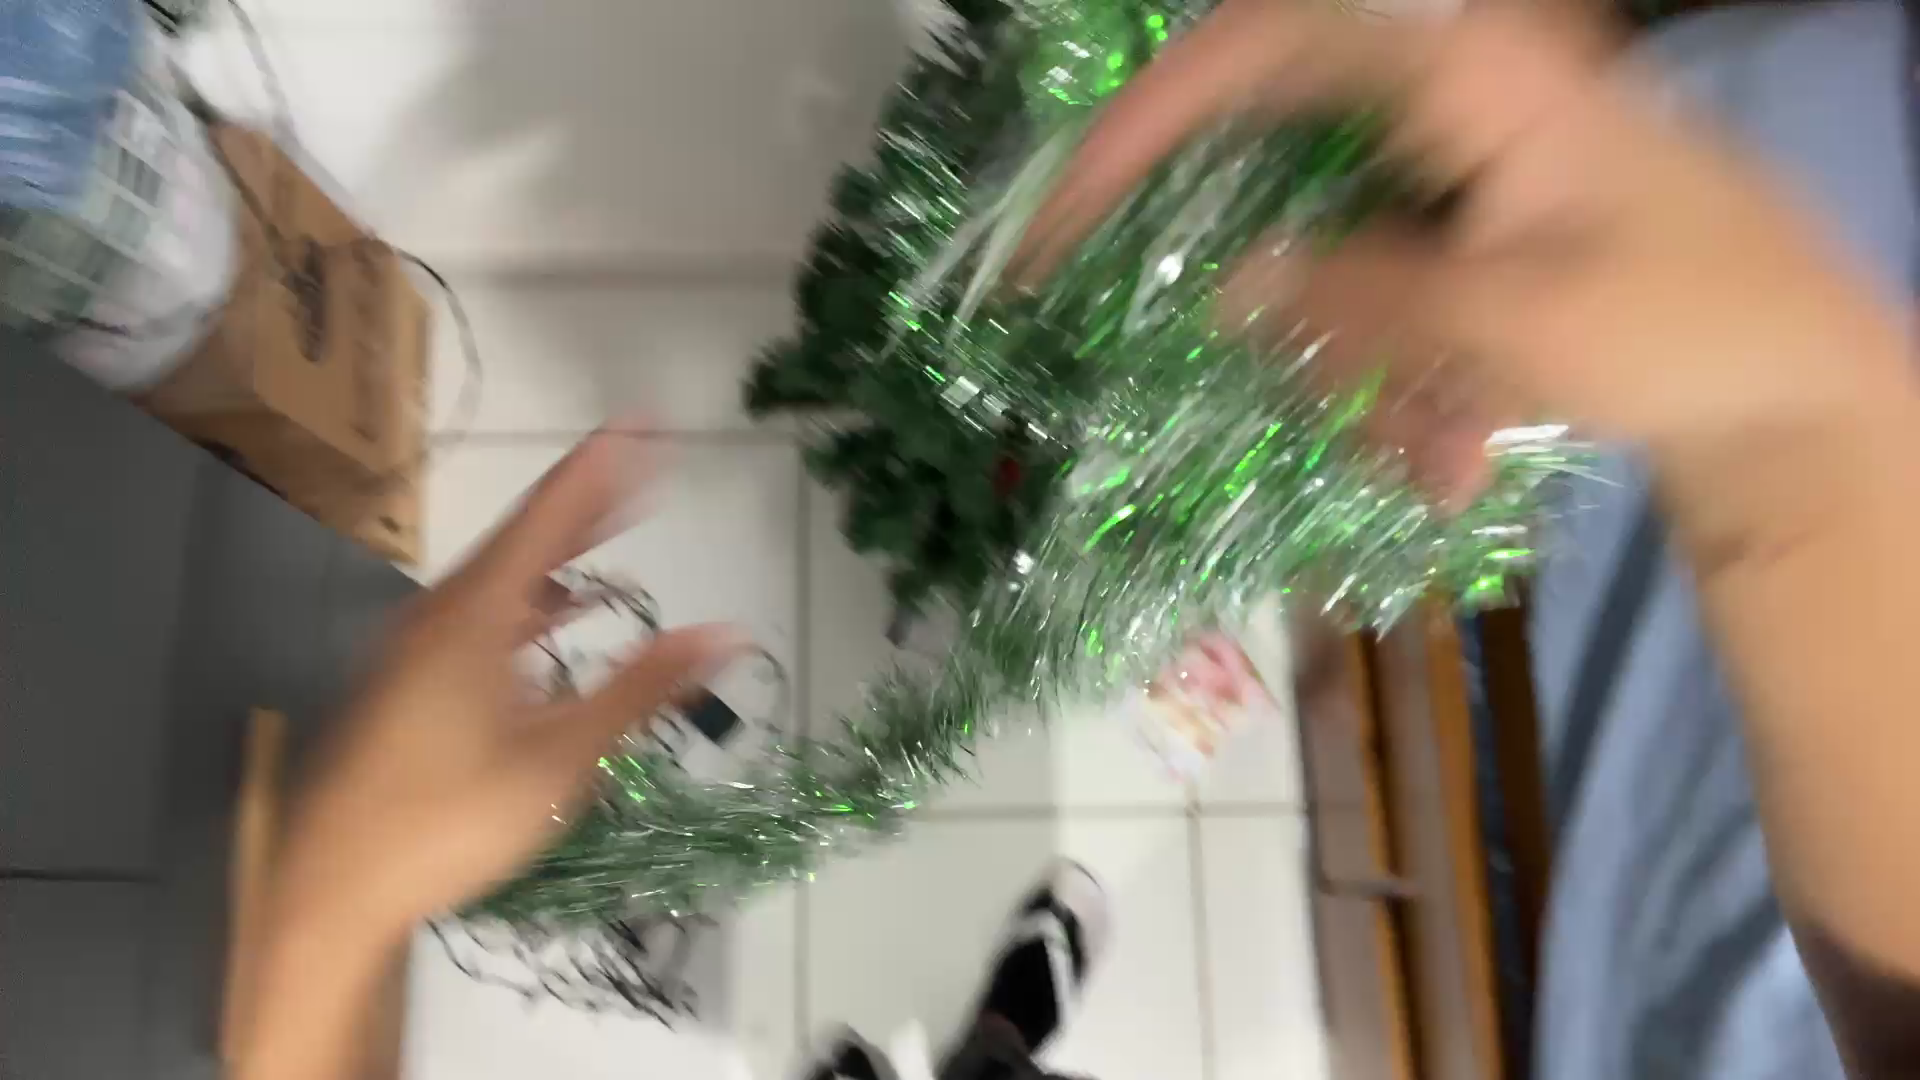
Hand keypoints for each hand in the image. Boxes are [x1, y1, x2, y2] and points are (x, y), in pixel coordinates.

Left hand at [274, 428, 739, 940]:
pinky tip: (565, 608)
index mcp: (474, 619)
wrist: (326, 897)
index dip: (598, 469)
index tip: (638, 425)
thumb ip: (645, 687)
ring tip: (616, 522)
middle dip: (592, 498)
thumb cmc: (450, 822)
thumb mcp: (564, 757)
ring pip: (507, 573)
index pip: (548, 519)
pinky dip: (537, 594)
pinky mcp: (416, 676)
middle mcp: (443, 615)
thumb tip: (727, 634)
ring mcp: (422, 645)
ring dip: (567, 546)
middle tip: (647, 462)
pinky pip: (489, 609)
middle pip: (528, 536)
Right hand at [1019, 0, 1915, 500]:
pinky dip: (1369, 372)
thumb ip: (1355, 298)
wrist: (1788, 383)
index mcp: (1468, 75)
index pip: (1256, 53)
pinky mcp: (1441, 224)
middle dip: (1169, 207)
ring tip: (1408, 436)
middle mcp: (1442, 94)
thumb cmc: (1685, 333)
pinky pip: (1355, 286)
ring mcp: (1439, 161)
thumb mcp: (1508, 324)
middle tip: (1082, 277)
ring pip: (1307, 231)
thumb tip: (1226, 288)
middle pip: (1250, 122)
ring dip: (1325, 345)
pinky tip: (1440, 447)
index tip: (1064, 208)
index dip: (1143, 122)